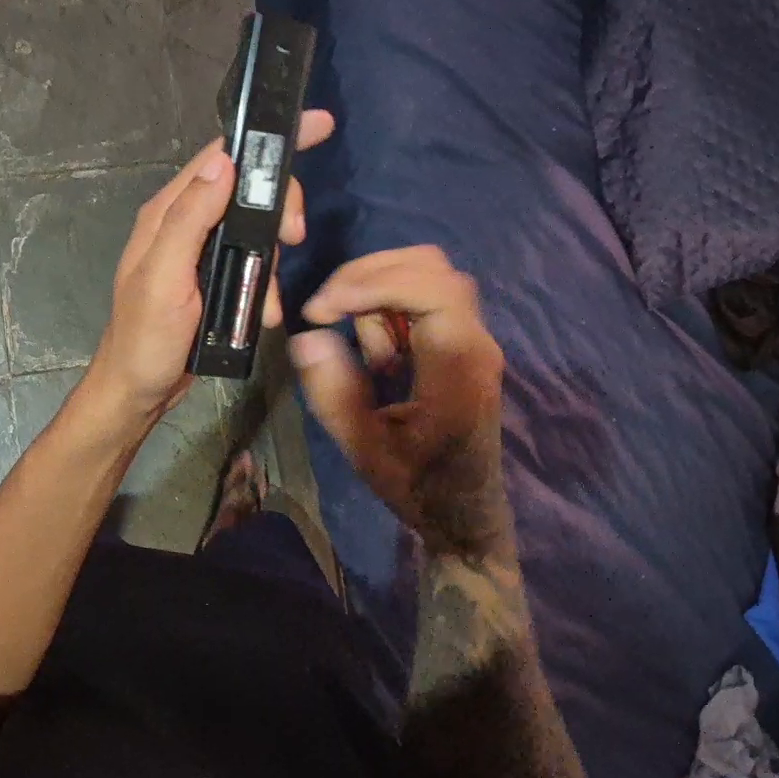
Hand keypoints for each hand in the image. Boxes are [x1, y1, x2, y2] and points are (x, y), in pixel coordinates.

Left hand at [87, 110, 336, 415]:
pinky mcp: (213, 278)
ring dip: (273, 260)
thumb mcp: (165, 278)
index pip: (221, 156)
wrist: (138, 389)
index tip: (318, 127)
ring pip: (255, 230)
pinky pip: (251, 264)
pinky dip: (264, 284)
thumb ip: (189, 220)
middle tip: (299, 237)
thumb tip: (223, 162)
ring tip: (269, 300)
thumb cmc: (146, 338)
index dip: (267, 140)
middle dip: (280, 209)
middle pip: (247, 190)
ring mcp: (199, 252)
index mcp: (167, 213)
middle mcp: (184, 223)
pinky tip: (264, 312)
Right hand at [289, 246, 509, 560]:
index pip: (427, 286)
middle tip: (326, 308)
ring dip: (376, 294)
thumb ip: (334, 391)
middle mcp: (473, 338)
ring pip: (426, 274)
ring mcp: (470, 338)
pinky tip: (374, 353)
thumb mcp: (363, 447)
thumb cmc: (416, 484)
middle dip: (368, 275)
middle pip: (429, 265)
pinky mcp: (459, 342)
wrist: (464, 512)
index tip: (321, 310)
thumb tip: (305, 337)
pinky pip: (423, 299)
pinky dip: (387, 308)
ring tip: (358, 348)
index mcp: (457, 362)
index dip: (369, 283)